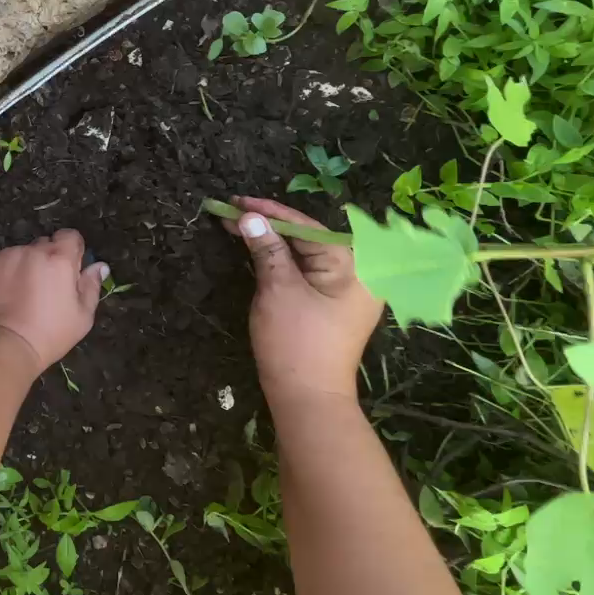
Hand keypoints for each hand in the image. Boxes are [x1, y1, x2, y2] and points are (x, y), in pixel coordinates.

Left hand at [0, 230, 105, 373]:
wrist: (2, 344)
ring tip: (18, 294)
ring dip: (22, 266)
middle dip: (46, 260)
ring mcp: (3, 255)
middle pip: (43, 245)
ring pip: (18, 254)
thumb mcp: (82, 316)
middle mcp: (30, 250)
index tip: (69, 267)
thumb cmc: (48, 334)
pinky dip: (0, 272)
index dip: (72, 250)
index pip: (70, 236)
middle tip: (43, 287)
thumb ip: (91, 285)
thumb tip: (98, 265)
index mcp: (58, 259)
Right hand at [222, 196, 379, 406]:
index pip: (309, 228)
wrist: (306, 392)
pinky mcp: (332, 299)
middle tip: (234, 209)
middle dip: (271, 222)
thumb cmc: (296, 340)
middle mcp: (360, 273)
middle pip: (310, 236)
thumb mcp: (278, 288)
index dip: (271, 212)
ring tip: (238, 222)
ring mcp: (347, 288)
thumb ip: (266, 249)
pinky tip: (257, 245)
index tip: (237, 201)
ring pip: (306, 250)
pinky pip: (306, 266)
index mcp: (356, 268)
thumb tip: (248, 217)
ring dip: (273, 237)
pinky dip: (281, 255)